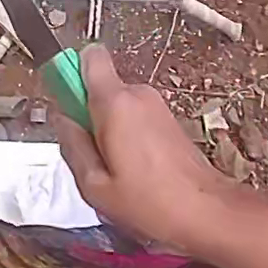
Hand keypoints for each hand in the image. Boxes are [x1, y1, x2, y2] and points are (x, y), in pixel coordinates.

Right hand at [52, 46, 242, 248]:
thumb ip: (72, 145)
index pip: (90, 57)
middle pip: (101, 87)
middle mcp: (139, 94)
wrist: (206, 210)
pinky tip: (135, 169)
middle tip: (92, 157)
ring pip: (117, 105)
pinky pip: (134, 116)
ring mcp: (157, 104)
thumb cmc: (148, 202)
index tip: (66, 107)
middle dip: (89, 114)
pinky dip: (128, 135)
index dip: (72, 73)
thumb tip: (61, 118)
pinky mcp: (168, 118)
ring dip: (109, 129)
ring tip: (115, 169)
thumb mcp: (94, 184)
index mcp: (116, 102)